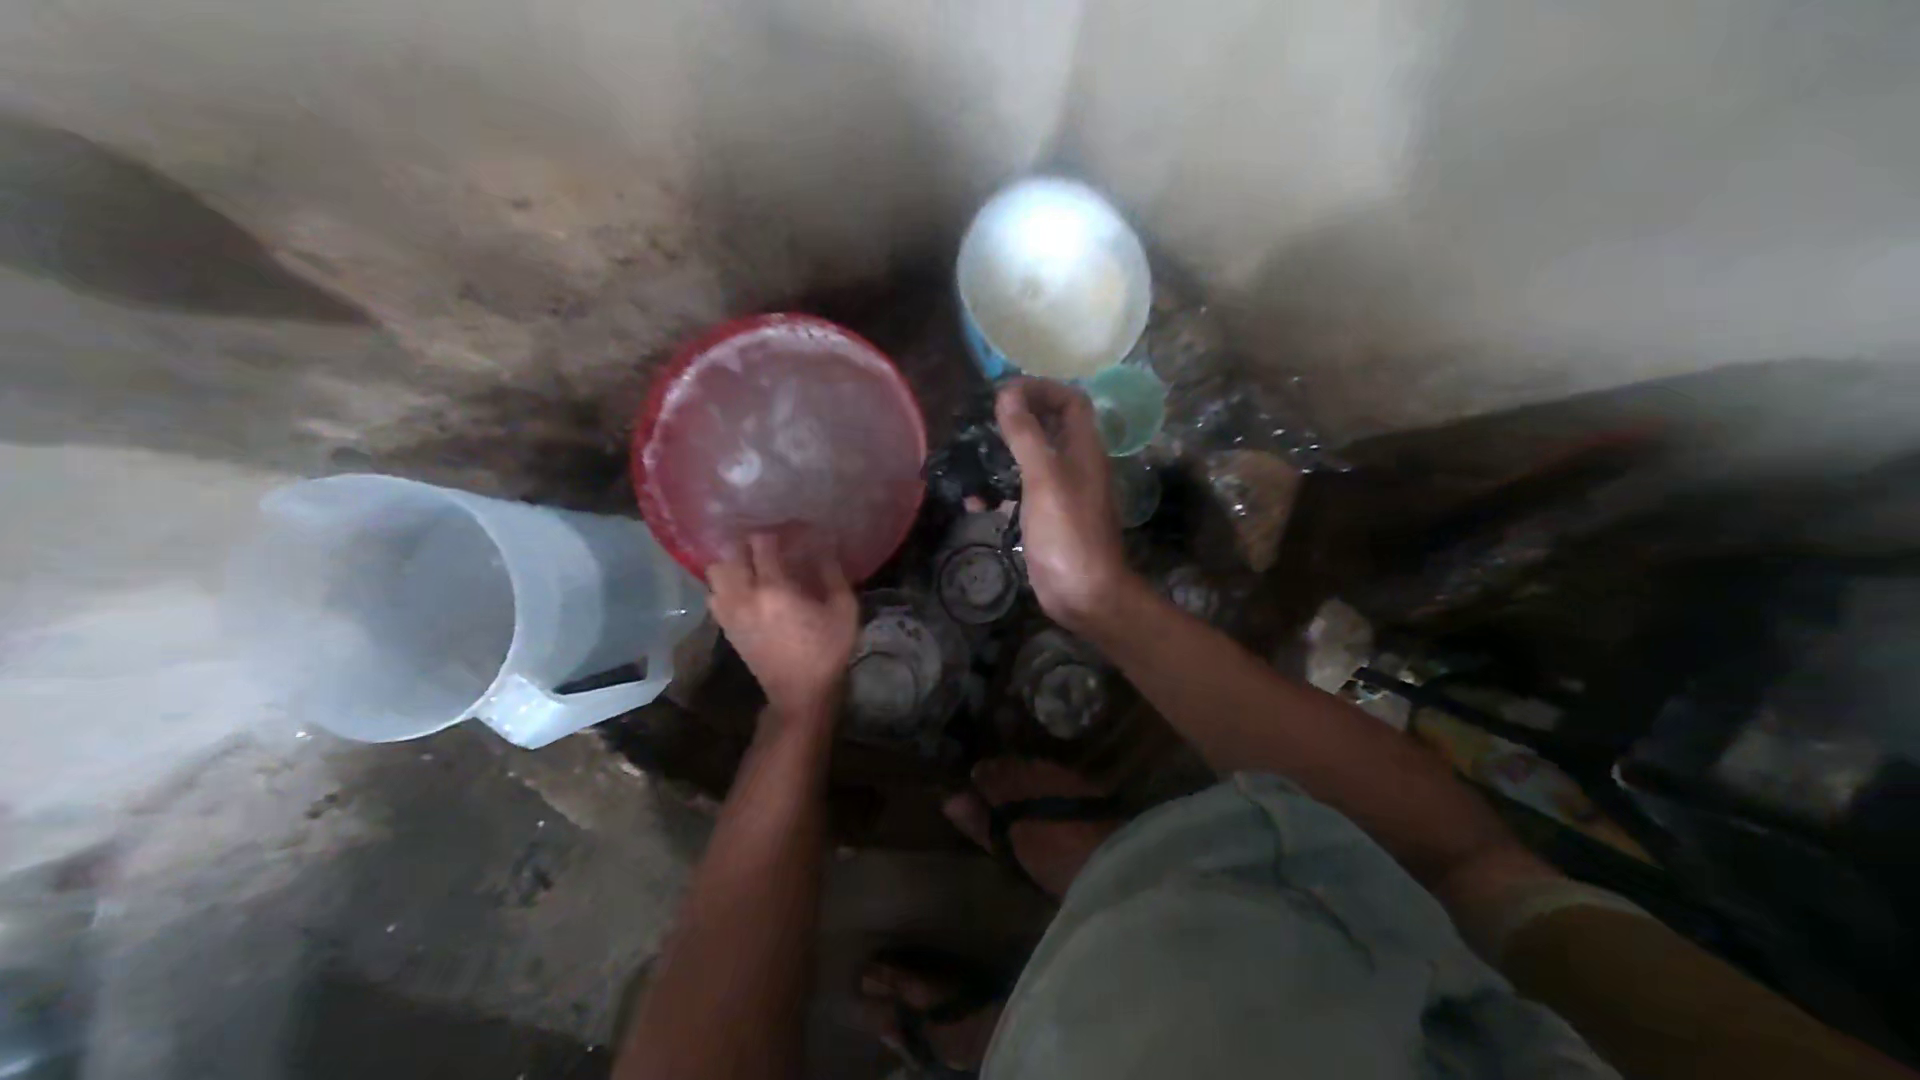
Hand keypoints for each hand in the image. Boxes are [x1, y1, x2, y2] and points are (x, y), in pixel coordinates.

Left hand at [709, 530, 858, 722]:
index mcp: (775, 589)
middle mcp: (744, 595)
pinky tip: (744, 586)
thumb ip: (833, 572)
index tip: (791, 531)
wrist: (799, 694)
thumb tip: (825, 541)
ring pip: (715, 571)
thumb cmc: (827, 650)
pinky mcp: (724, 625)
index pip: (762, 543)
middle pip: (731, 552)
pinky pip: (713, 593)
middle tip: (769, 545)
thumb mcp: (843, 609)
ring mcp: (729, 611)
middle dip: (749, 543)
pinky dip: (724, 584)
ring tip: (752, 564)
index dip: (776, 532)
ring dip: (731, 562)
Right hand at [995, 380, 1138, 634]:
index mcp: (1084, 449)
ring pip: (1029, 460)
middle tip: (981, 422)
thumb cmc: (1067, 532)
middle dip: (1016, 419)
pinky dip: (997, 492)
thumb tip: (1007, 393)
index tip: (1005, 392)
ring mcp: (1059, 493)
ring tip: (970, 456)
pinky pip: (1018, 493)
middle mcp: (1074, 465)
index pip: (1071, 401)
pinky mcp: (1043, 518)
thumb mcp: (1044, 478)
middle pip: (1048, 428)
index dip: (1042, 388)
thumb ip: (1026, 435)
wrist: (1083, 592)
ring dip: (1001, 456)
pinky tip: (973, 502)